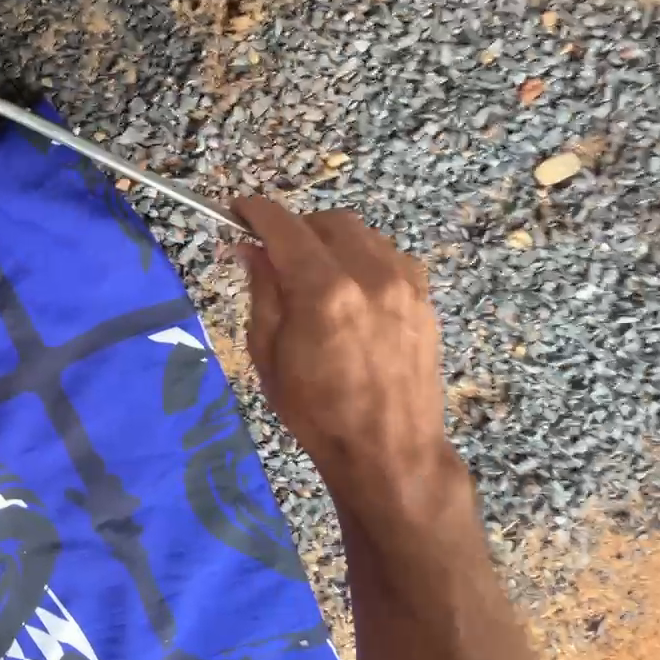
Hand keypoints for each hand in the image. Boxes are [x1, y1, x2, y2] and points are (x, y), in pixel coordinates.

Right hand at [232, 198, 463, 526]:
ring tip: (307, 272)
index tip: (235, 210)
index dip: (255, 212)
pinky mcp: (424, 298)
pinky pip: (386, 256)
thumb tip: (251, 250)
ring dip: (327, 240)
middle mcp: (370, 275)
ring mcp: (406, 284)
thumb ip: (262, 291)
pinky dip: (358, 257)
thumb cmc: (312, 407)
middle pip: (327, 221)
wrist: (388, 448)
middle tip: (269, 253)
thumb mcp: (266, 351)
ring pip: (360, 234)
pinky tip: (344, 289)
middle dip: (293, 227)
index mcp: (323, 291)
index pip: (284, 227)